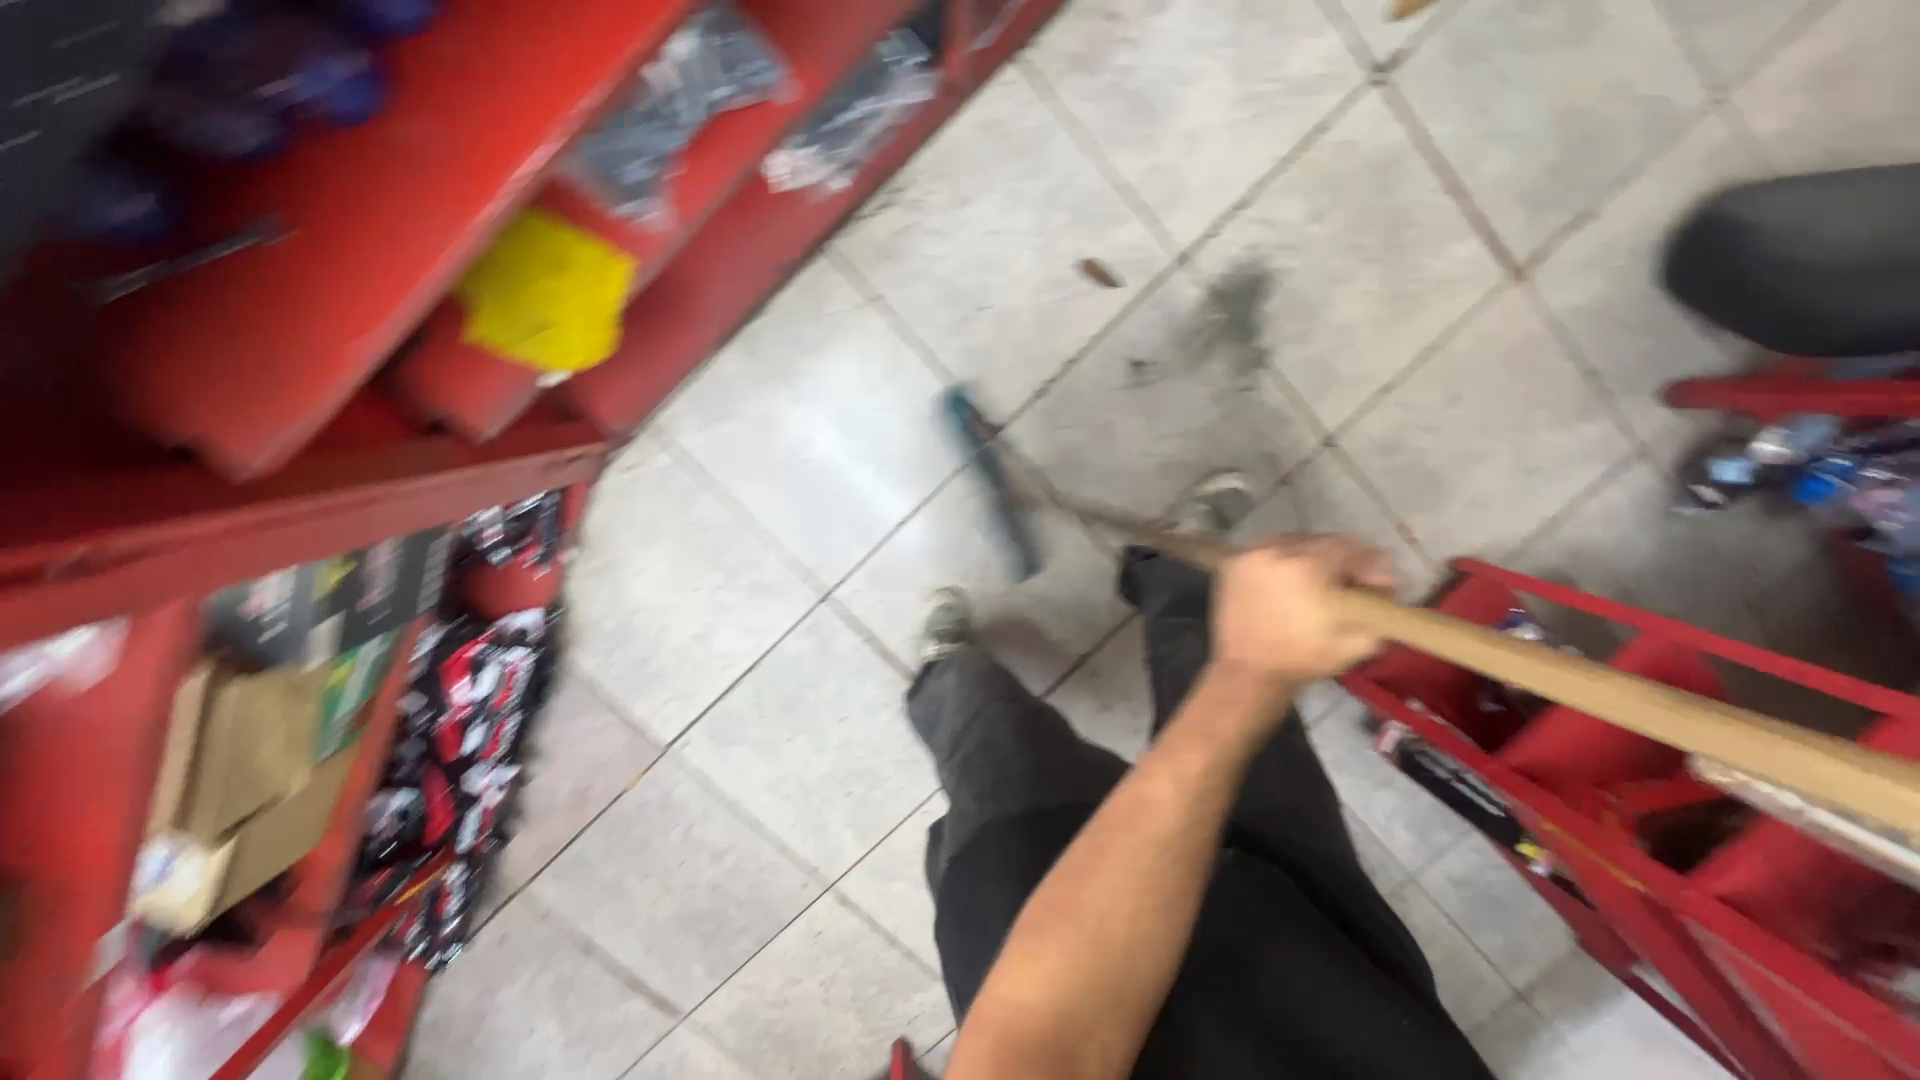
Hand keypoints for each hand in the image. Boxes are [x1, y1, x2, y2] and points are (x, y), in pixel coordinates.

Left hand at [1209, 532, 1396, 687]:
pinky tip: (1288, 582)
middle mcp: (1277, 551)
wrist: (1249, 670)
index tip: (1372, 582)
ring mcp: (1250, 555)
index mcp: (1309, 566)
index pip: (1351, 545)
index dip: (1368, 563)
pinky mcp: (1232, 564)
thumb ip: (1380, 606)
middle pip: (1321, 541)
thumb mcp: (1357, 641)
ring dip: (1310, 557)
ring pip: (1293, 542)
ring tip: (1315, 583)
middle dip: (1340, 559)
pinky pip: (1267, 551)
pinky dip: (1282, 561)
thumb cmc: (1304, 658)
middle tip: (1345, 583)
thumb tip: (1387, 581)